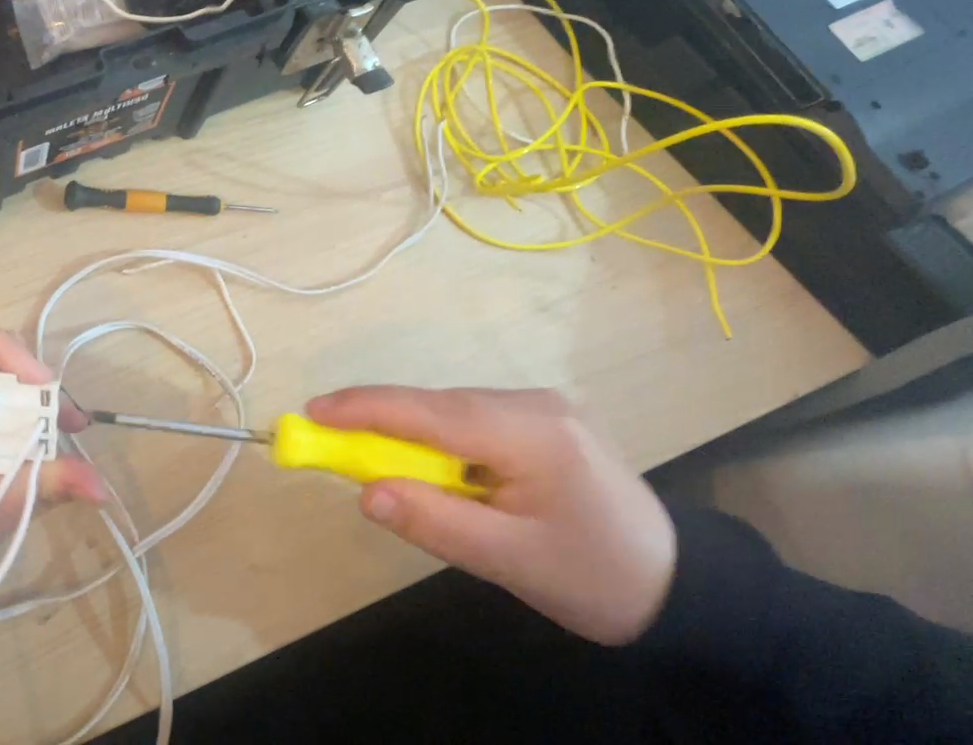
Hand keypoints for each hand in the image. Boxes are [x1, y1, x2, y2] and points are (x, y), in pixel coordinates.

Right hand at [307, 386, 675, 644]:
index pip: (430, 411)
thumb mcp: (512, 562)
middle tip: (328, 448)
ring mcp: (540, 406)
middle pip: (434, 405)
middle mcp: (533, 403)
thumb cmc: (595, 579)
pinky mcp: (539, 418)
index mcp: (533, 434)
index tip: (311, 412)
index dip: (365, 409)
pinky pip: (467, 419)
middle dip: (377, 424)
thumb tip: (365, 493)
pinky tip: (432, 471)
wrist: (681, 589)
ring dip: (406, 434)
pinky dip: (434, 440)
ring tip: (381, 471)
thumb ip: (436, 523)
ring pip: (447, 410)